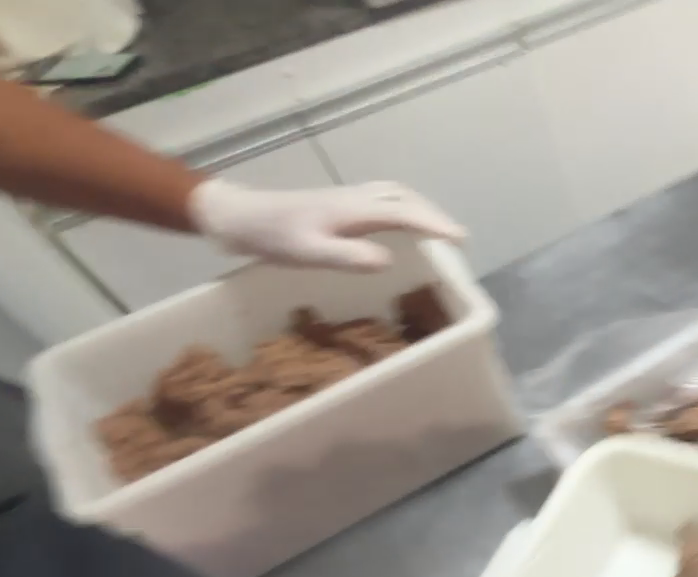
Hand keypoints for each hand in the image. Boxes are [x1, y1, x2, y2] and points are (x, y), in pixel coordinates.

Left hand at [188, 179, 465, 271]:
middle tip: (456, 237)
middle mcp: (354, 199)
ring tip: (437, 229)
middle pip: (404, 198)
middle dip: (433, 215)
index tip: (460, 240)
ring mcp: (346, 199)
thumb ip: (348, 256)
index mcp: (353, 210)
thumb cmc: (273, 237)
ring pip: (394, 195)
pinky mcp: (338, 203)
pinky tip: (402, 224)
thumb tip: (388, 260)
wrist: (237, 216)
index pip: (403, 213)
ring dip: (420, 209)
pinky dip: (403, 208)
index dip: (434, 225)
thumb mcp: (309, 252)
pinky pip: (382, 200)